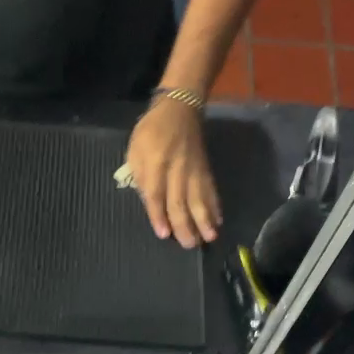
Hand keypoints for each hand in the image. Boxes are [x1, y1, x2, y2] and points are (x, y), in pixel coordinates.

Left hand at [127, 96, 222, 248]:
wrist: (180, 108)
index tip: (163, 234)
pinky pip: (210, 189)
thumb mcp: (135, 150)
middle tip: (189, 244)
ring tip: (209, 237)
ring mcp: (193, 169)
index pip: (156, 193)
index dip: (158, 214)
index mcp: (155, 163)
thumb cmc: (151, 132)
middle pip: (180, 200)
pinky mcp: (205, 169)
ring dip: (204, 219)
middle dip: (185, 224)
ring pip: (199, 197)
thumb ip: (139, 176)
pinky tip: (218, 220)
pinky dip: (215, 205)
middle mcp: (176, 168)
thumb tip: (149, 203)